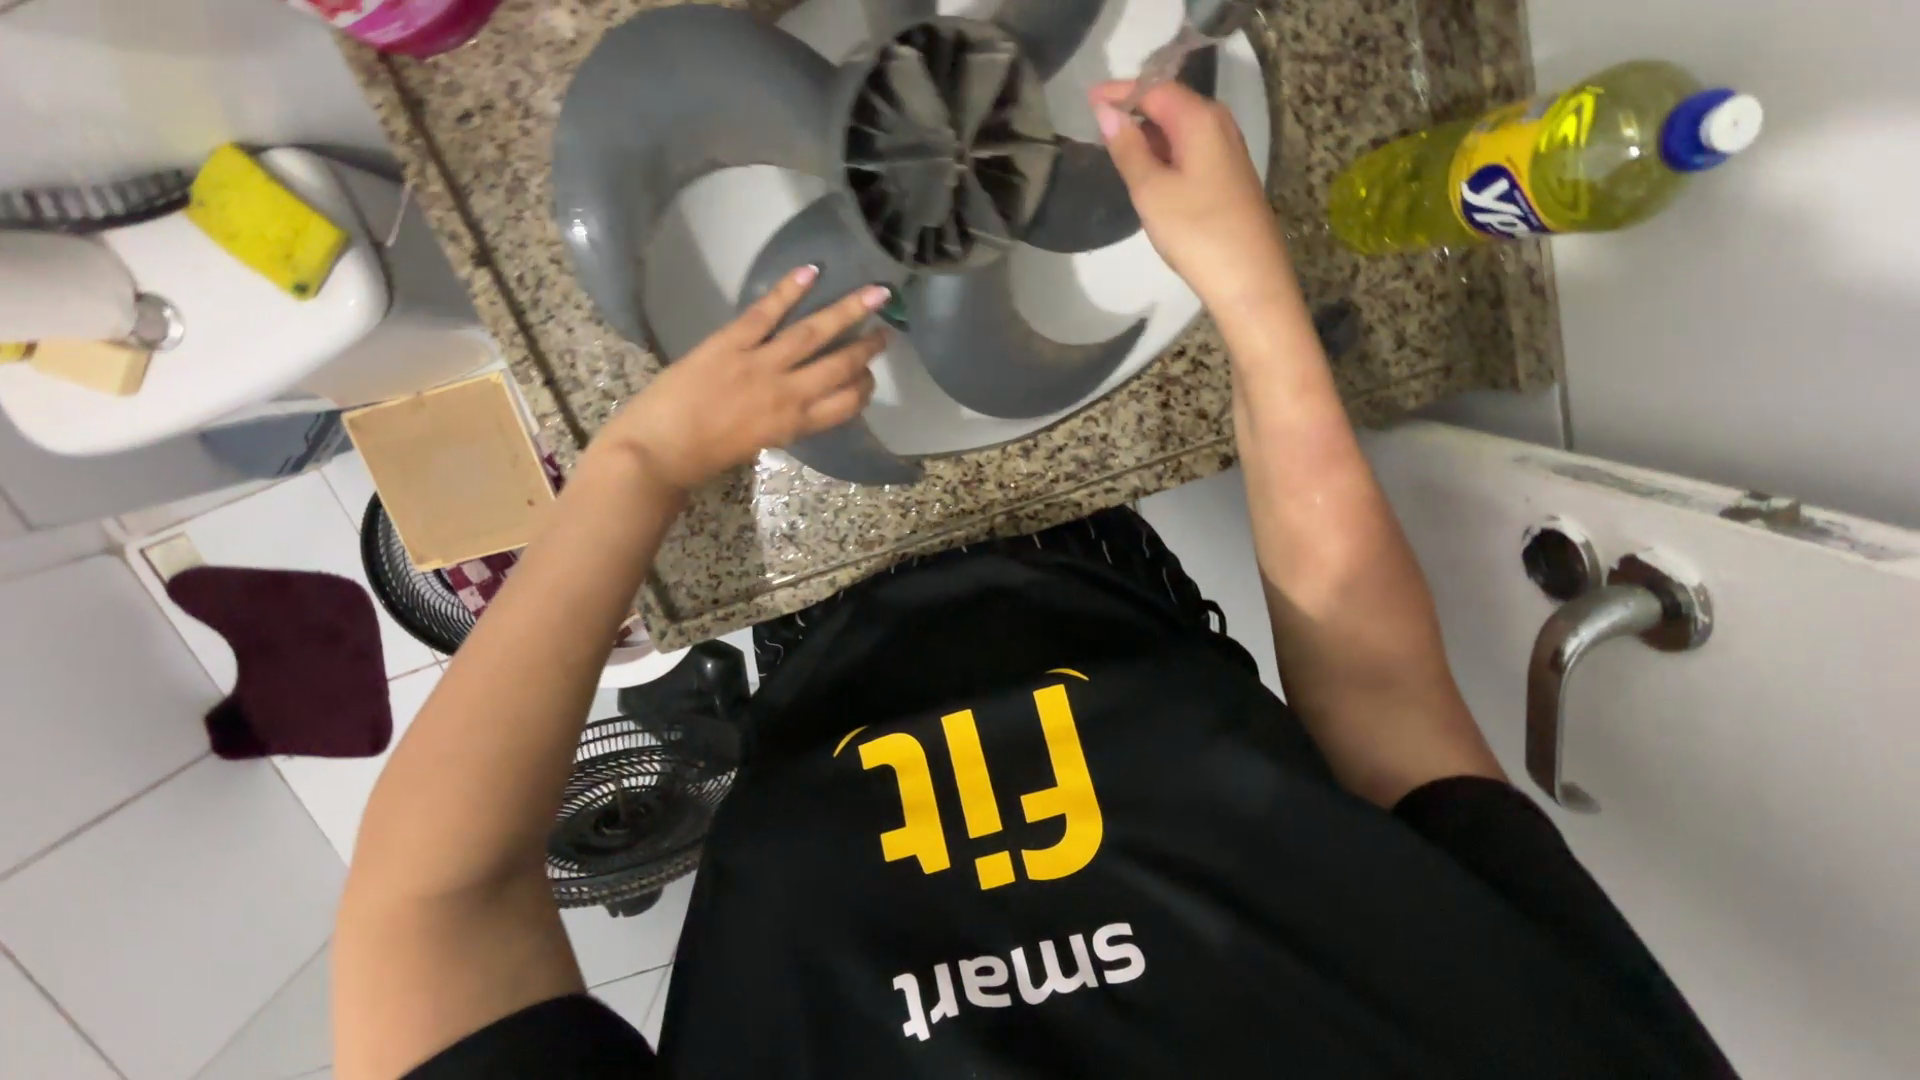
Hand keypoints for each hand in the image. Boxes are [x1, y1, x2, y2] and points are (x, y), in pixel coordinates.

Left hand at [596, 267, 889, 490]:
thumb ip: (785, 421)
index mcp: (794, 424)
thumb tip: (802, 397)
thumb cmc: (704, 457)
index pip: (847, 403)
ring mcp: (760, 364)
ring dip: (847, 311)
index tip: (869, 376)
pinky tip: (812, 271)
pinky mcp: (730, 343)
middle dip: (868, 348)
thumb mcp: (758, 445)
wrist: (659, 451)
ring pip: (814, 333)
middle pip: (840, 366)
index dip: (864, 387)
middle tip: (886, 330)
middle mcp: (787, 393)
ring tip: (873, 294)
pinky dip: (789, 289)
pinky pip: (766, 312)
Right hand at [1090, 80, 1291, 309]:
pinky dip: (1164, 152)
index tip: (1087, 99)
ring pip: (1180, 129)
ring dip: (1148, 134)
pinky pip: (1190, 149)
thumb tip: (1108, 113)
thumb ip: (1128, 149)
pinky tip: (1147, 171)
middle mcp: (1218, 124)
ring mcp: (1226, 151)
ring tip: (1116, 148)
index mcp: (1200, 119)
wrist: (1248, 278)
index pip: (1154, 89)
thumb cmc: (1196, 232)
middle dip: (1135, 109)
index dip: (1120, 93)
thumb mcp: (1151, 191)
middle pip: (1170, 104)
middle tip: (1098, 124)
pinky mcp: (1228, 177)